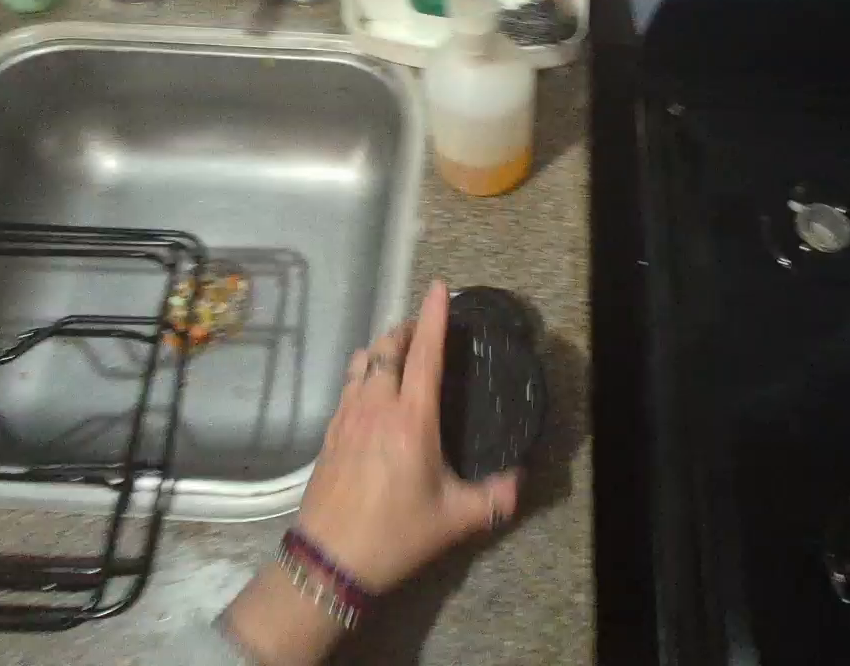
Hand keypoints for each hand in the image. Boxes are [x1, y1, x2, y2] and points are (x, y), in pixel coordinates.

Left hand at [294, 280, 521, 590]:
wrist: (328, 561)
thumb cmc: (394, 534)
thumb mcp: (453, 519)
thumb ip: (492, 499)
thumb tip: (521, 483)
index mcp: (411, 418)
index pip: (425, 353)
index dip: (433, 316)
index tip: (439, 287)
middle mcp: (377, 405)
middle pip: (387, 345)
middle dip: (407, 329)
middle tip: (425, 332)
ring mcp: (348, 415)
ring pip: (363, 359)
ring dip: (382, 348)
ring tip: (399, 355)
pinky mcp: (330, 431)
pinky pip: (348, 383)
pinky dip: (364, 371)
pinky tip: (372, 392)